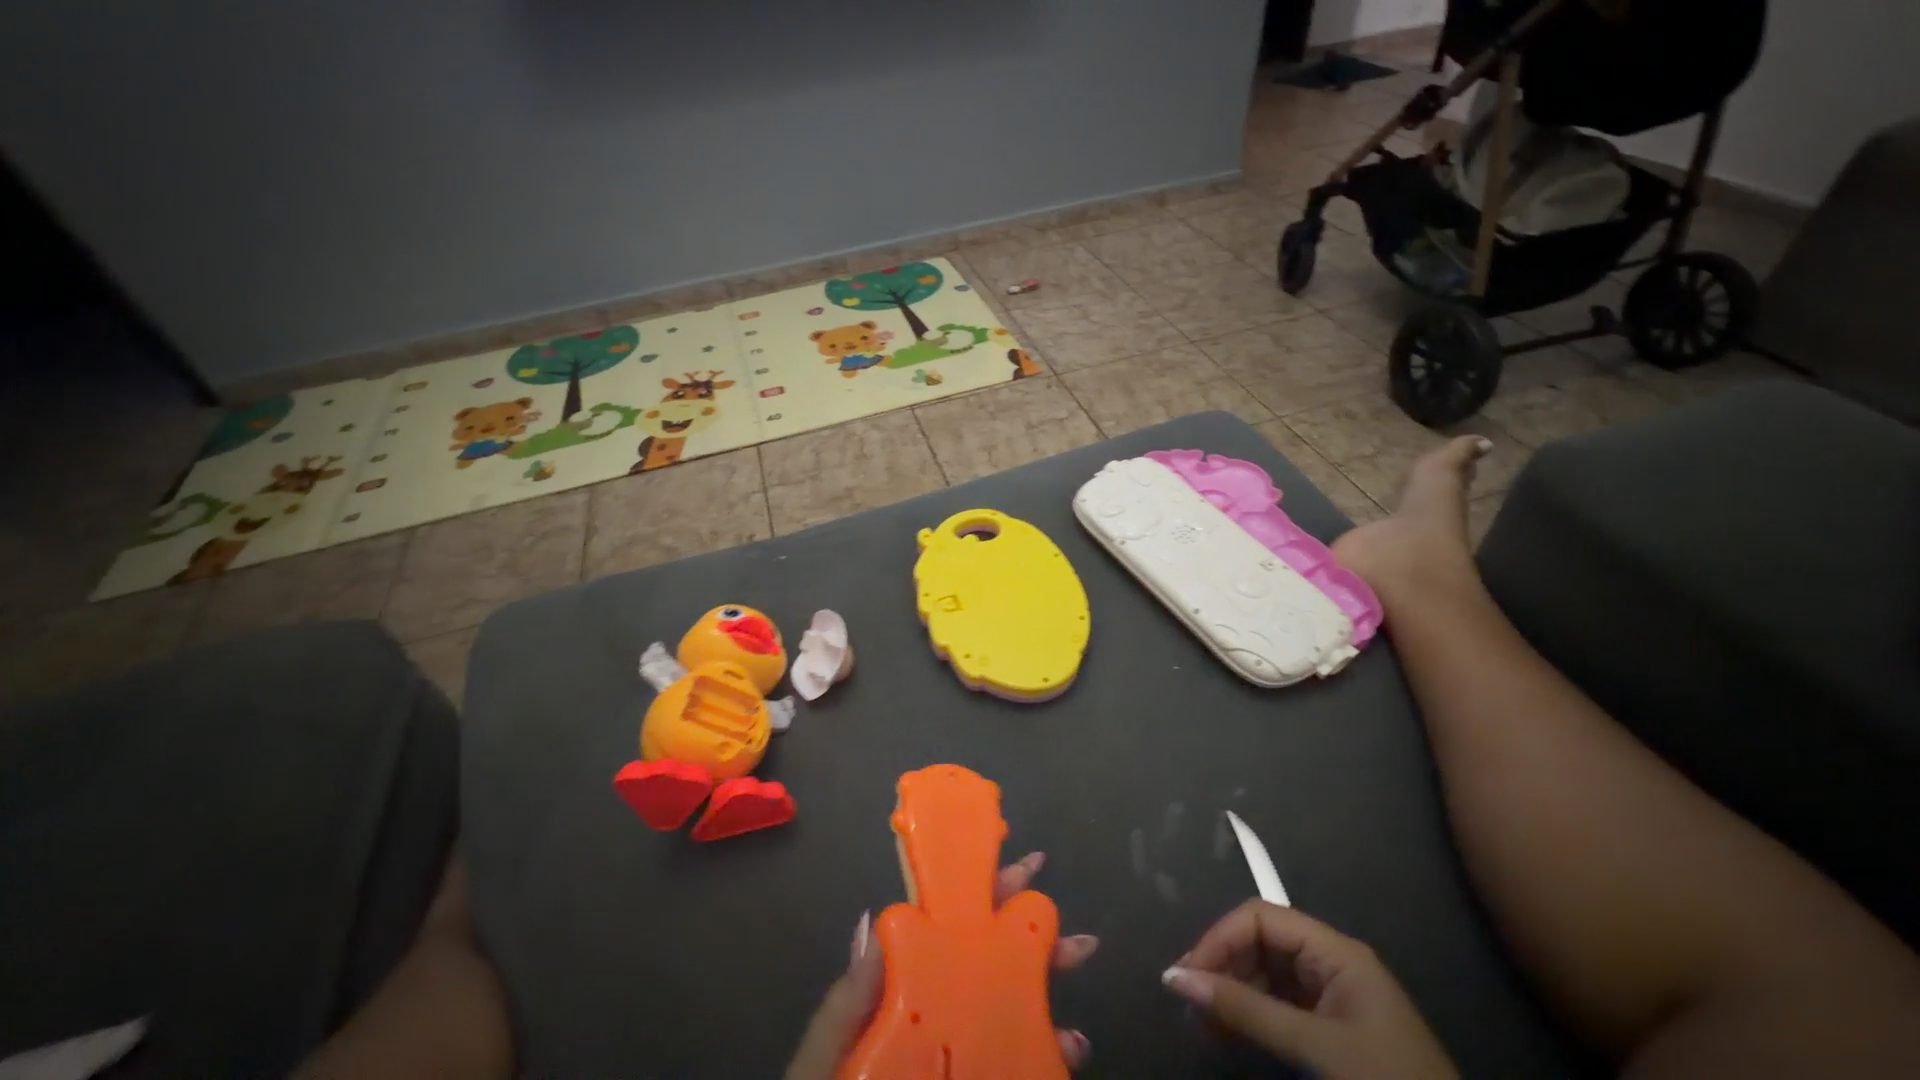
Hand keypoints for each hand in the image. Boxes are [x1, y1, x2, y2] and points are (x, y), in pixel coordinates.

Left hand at [784, 852, 1095, 1079]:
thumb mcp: (833, 1040)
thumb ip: (853, 992)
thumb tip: (875, 916)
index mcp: (902, 979)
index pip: (948, 921)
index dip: (985, 891)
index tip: (1024, 869)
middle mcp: (937, 1001)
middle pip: (993, 955)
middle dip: (1035, 940)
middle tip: (1078, 941)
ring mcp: (958, 1039)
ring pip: (1014, 1002)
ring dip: (1049, 992)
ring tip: (1075, 1010)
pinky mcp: (977, 1068)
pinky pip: (1021, 1055)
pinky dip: (1049, 1048)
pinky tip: (1069, 1049)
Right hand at [1162, 899, 1455, 1079]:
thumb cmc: (1384, 1079)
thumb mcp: (1313, 1045)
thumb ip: (1246, 1011)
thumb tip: (1175, 978)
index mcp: (1336, 952)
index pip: (1262, 918)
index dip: (1220, 938)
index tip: (1187, 976)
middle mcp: (1331, 962)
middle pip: (1260, 943)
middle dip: (1220, 967)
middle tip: (1187, 1004)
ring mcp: (1330, 995)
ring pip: (1264, 975)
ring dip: (1229, 993)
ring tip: (1202, 1025)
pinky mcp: (1328, 1026)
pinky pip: (1276, 1005)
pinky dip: (1247, 1015)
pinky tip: (1225, 1034)